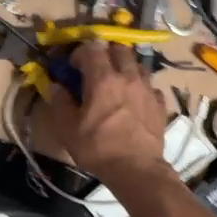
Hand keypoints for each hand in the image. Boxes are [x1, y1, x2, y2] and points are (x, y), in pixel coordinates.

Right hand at [45, 41, 171, 183]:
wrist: (135, 168)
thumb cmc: (97, 147)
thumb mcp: (67, 128)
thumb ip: (60, 103)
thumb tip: (57, 87)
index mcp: (103, 79)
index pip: (92, 48)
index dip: (80, 52)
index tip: (73, 66)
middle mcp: (128, 77)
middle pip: (120, 49)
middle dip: (106, 53)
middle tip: (95, 68)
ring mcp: (147, 89)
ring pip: (138, 64)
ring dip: (125, 67)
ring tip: (116, 81)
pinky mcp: (160, 104)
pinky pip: (150, 85)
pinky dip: (140, 86)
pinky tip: (133, 99)